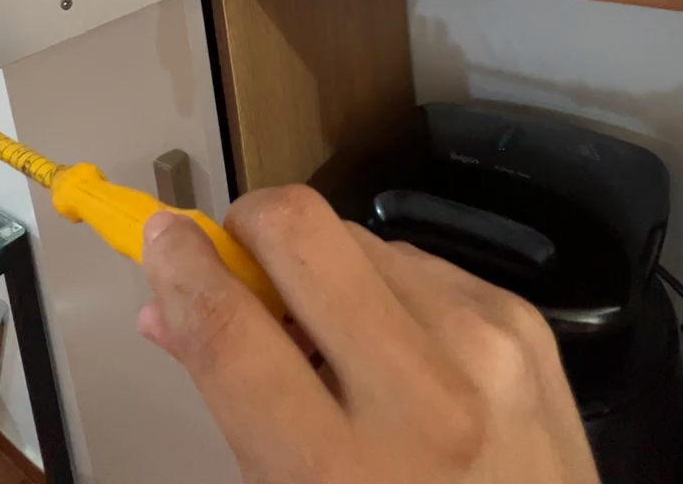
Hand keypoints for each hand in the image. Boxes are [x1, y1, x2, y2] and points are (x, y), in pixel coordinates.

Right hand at [140, 185, 598, 483]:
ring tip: (338, 330)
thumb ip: (228, 400)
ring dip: (324, 265)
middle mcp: (423, 395)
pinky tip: (400, 342)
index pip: (229, 329)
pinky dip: (383, 285)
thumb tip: (164, 307)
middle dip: (251, 223)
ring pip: (356, 234)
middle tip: (244, 257)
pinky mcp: (520, 317)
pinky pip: (414, 260)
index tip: (162, 234)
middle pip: (300, 228)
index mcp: (339, 476)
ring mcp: (484, 342)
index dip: (180, 267)